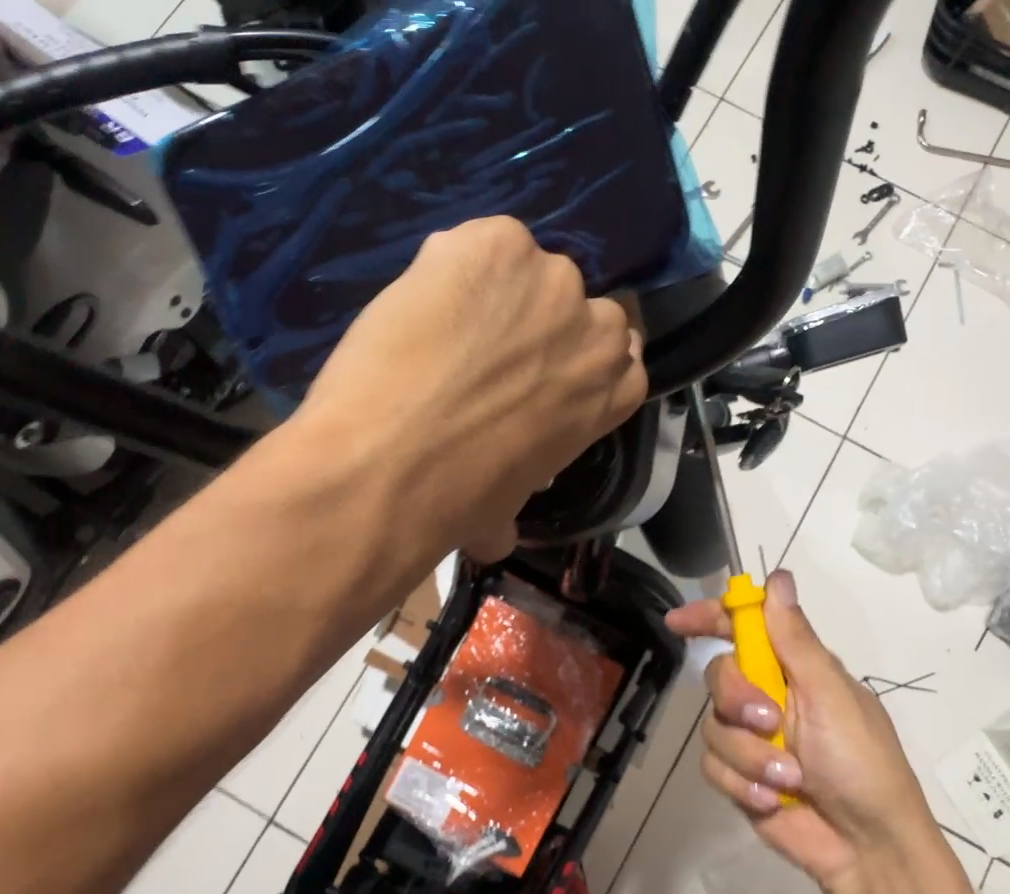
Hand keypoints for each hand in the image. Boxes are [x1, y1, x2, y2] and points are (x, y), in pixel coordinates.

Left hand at [300, 217, 646, 558]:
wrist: (389, 465)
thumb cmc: (456, 501)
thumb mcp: (505, 508)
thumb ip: (516, 495)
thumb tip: (497, 534)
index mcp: (612, 391)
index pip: (619, 351)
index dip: (574, 352)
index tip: (539, 361)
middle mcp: (596, 328)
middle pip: (574, 303)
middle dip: (539, 318)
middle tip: (487, 343)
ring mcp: (549, 280)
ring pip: (524, 269)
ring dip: (492, 290)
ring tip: (441, 325)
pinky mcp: (497, 244)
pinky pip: (480, 244)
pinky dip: (453, 265)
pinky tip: (423, 300)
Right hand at [665, 570, 935, 892]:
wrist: (868, 848)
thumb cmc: (864, 763)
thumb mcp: (833, 695)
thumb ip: (796, 640)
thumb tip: (778, 577)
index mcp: (796, 670)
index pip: (744, 629)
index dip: (710, 617)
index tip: (680, 621)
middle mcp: (770, 698)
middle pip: (718, 676)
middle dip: (737, 700)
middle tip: (769, 722)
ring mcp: (752, 740)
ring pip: (712, 728)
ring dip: (749, 756)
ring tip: (788, 780)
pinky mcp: (740, 779)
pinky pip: (713, 768)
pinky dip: (743, 784)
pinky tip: (773, 801)